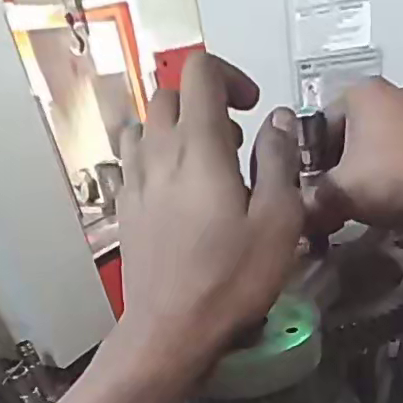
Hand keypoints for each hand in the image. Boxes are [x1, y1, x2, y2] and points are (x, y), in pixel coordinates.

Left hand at [116, 53, 306, 357]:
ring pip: (145, 125)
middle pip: (169, 95)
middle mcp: (158, 153)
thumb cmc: (231, 279)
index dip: (230, 76)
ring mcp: (134, 182)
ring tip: (204, 164)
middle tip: (235, 142)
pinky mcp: (124, 210)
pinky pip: (133, 160)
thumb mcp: (278, 221)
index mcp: (198, 147)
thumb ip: (278, 161)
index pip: (201, 72)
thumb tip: (277, 119)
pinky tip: (177, 193)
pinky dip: (156, 157)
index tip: (252, 108)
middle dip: (205, 102)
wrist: (171, 329)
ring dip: (176, 128)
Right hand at [306, 77, 402, 243]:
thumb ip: (311, 201)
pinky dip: (382, 182)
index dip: (305, 163)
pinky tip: (378, 208)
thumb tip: (300, 214)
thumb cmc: (394, 179)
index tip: (305, 192)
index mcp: (360, 93)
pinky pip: (394, 162)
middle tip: (326, 204)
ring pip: (369, 153)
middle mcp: (388, 96)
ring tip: (351, 210)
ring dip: (357, 181)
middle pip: (343, 139)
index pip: (314, 126)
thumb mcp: (339, 192)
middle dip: (333, 173)